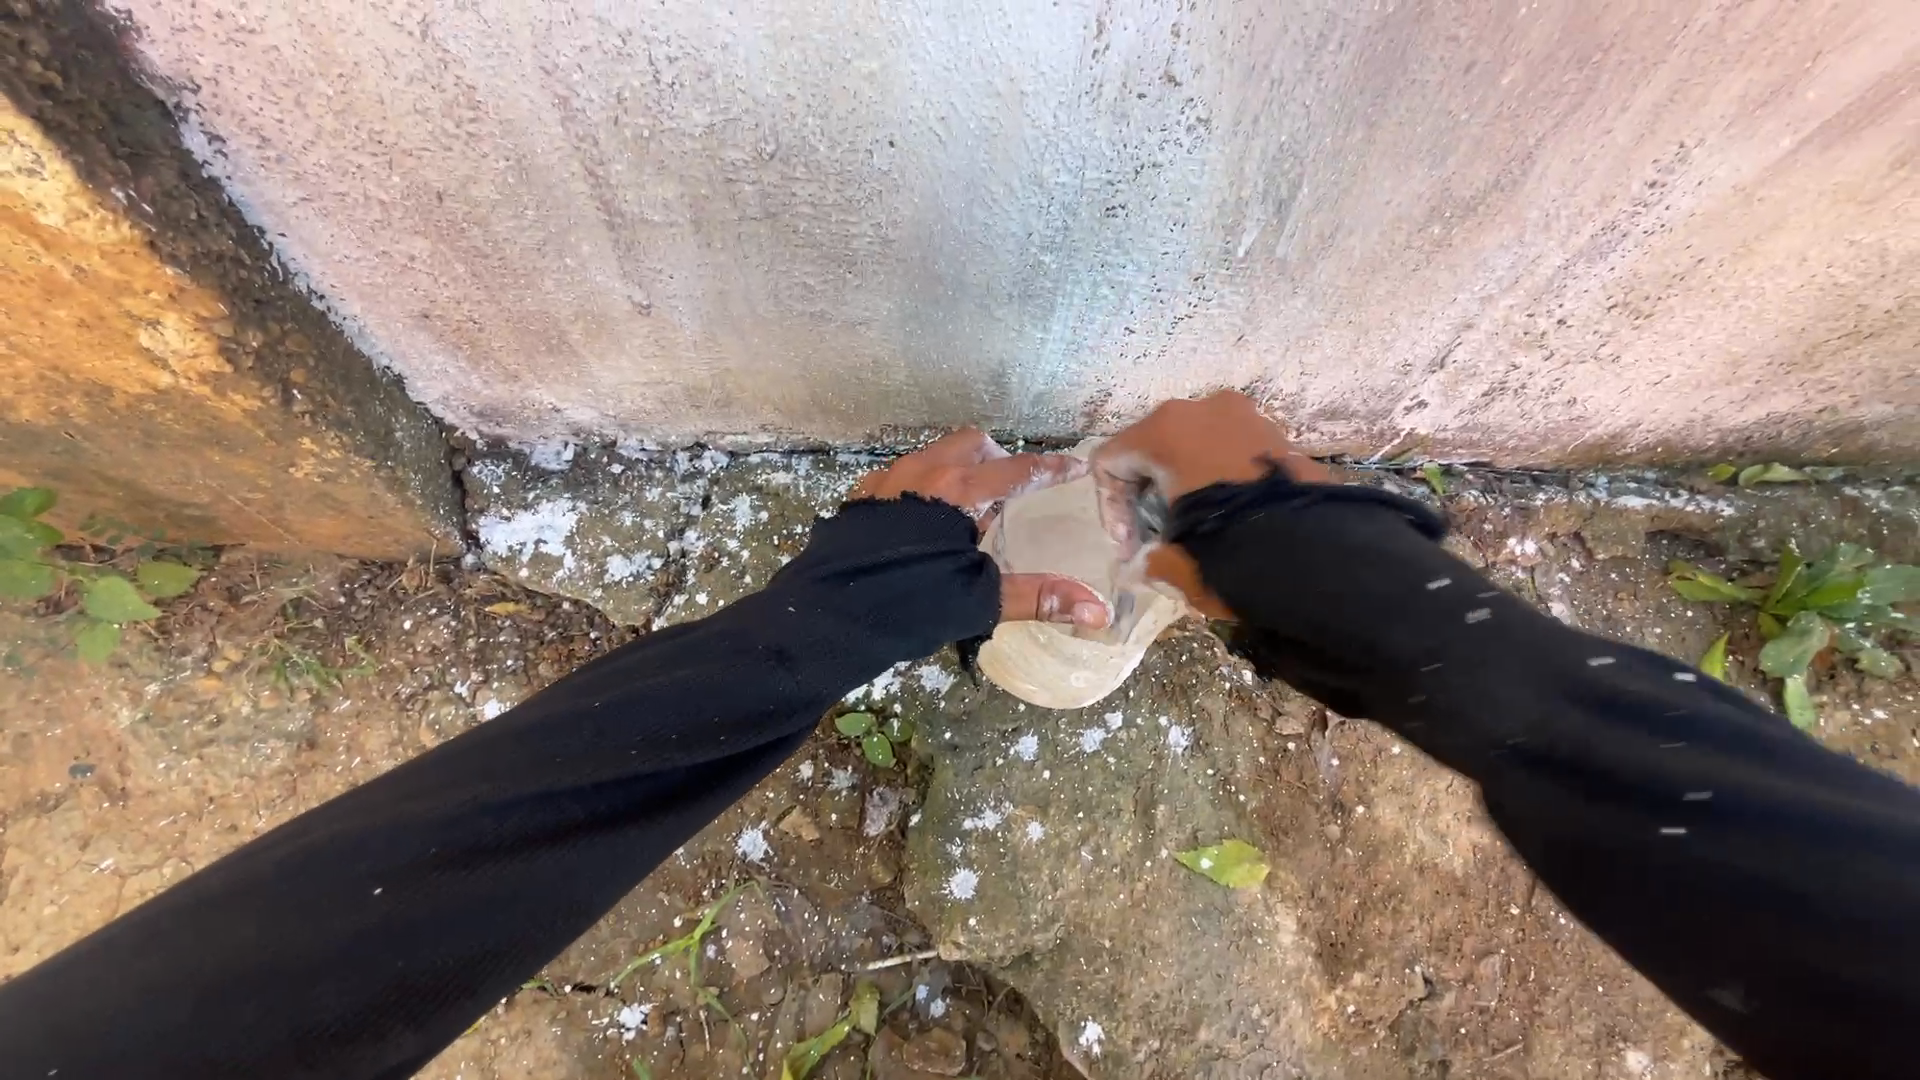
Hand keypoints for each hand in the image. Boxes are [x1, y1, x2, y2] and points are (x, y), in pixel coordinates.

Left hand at [852, 429, 1111, 627]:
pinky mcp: (860, 498)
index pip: (1017, 471)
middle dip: (995, 458)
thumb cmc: (912, 604)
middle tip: (1007, 490)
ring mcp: (886, 480)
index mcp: (958, 489)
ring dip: (956, 470)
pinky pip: (899, 475)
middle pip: (971, 444)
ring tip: (964, 509)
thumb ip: (1037, 597)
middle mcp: (922, 471)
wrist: (831, 614)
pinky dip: (920, 486)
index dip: (1049, 469)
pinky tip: (919, 520)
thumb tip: (1097, 612)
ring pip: (932, 455)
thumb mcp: (980, 601)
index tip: (1074, 466)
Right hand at [1091, 391, 1330, 617]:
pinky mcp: (1279, 434)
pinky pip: (1229, 453)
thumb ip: (1146, 559)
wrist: (1319, 554)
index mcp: (1165, 429)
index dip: (1110, 510)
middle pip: (1150, 449)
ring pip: (1192, 448)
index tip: (1129, 548)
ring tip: (1193, 529)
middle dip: (1145, 495)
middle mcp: (1201, 409)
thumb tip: (1140, 565)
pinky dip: (1217, 479)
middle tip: (1153, 538)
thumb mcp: (1173, 563)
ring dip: (1182, 484)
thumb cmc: (1229, 549)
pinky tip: (1227, 517)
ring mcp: (1245, 416)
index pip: (1110, 462)